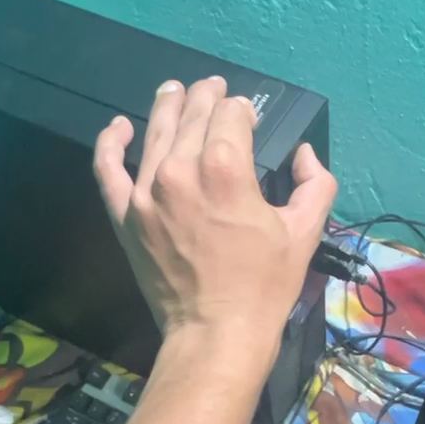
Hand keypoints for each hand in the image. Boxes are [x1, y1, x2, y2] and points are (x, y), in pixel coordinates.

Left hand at [92, 75, 336, 371]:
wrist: (217, 334)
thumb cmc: (265, 286)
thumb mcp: (305, 233)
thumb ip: (316, 184)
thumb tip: (304, 155)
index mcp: (227, 168)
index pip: (232, 115)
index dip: (244, 110)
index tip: (250, 119)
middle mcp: (180, 169)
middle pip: (194, 114)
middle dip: (208, 97)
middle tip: (215, 89)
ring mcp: (146, 191)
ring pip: (156, 131)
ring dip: (169, 105)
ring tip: (176, 90)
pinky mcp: (125, 214)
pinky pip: (109, 166)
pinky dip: (112, 141)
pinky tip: (120, 125)